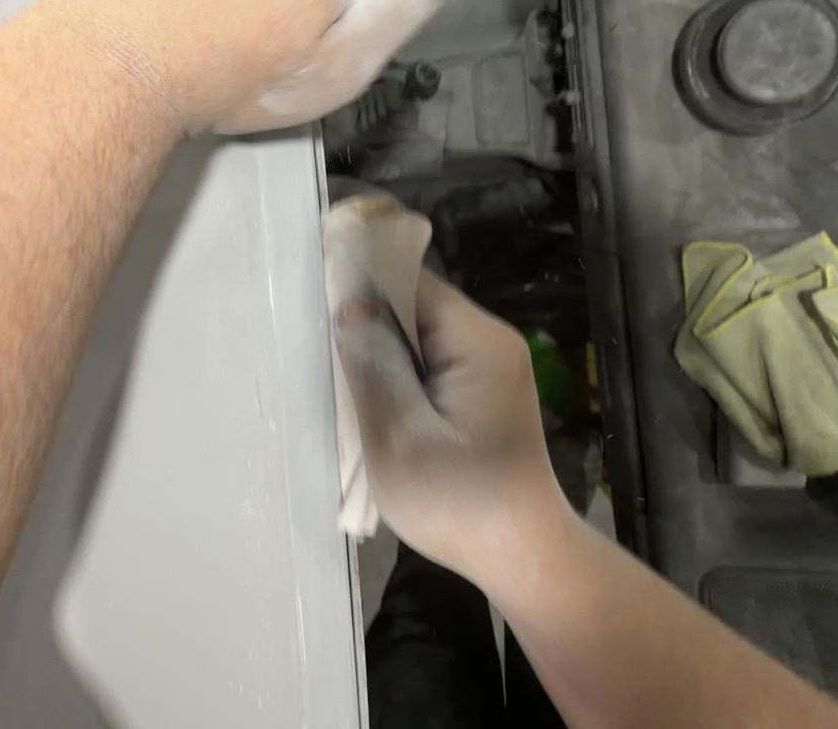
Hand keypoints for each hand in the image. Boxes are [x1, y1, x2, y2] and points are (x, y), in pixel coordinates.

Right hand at [332, 270, 568, 587]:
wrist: (524, 556)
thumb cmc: (460, 502)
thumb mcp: (400, 436)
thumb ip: (373, 363)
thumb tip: (349, 305)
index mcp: (476, 339)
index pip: (409, 281)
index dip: (360, 285)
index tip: (314, 305)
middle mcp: (489, 338)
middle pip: (414, 304)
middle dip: (369, 322)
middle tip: (323, 352)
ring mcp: (490, 363)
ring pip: (418, 333)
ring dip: (381, 351)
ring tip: (344, 378)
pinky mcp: (482, 388)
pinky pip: (430, 359)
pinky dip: (399, 372)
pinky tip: (377, 400)